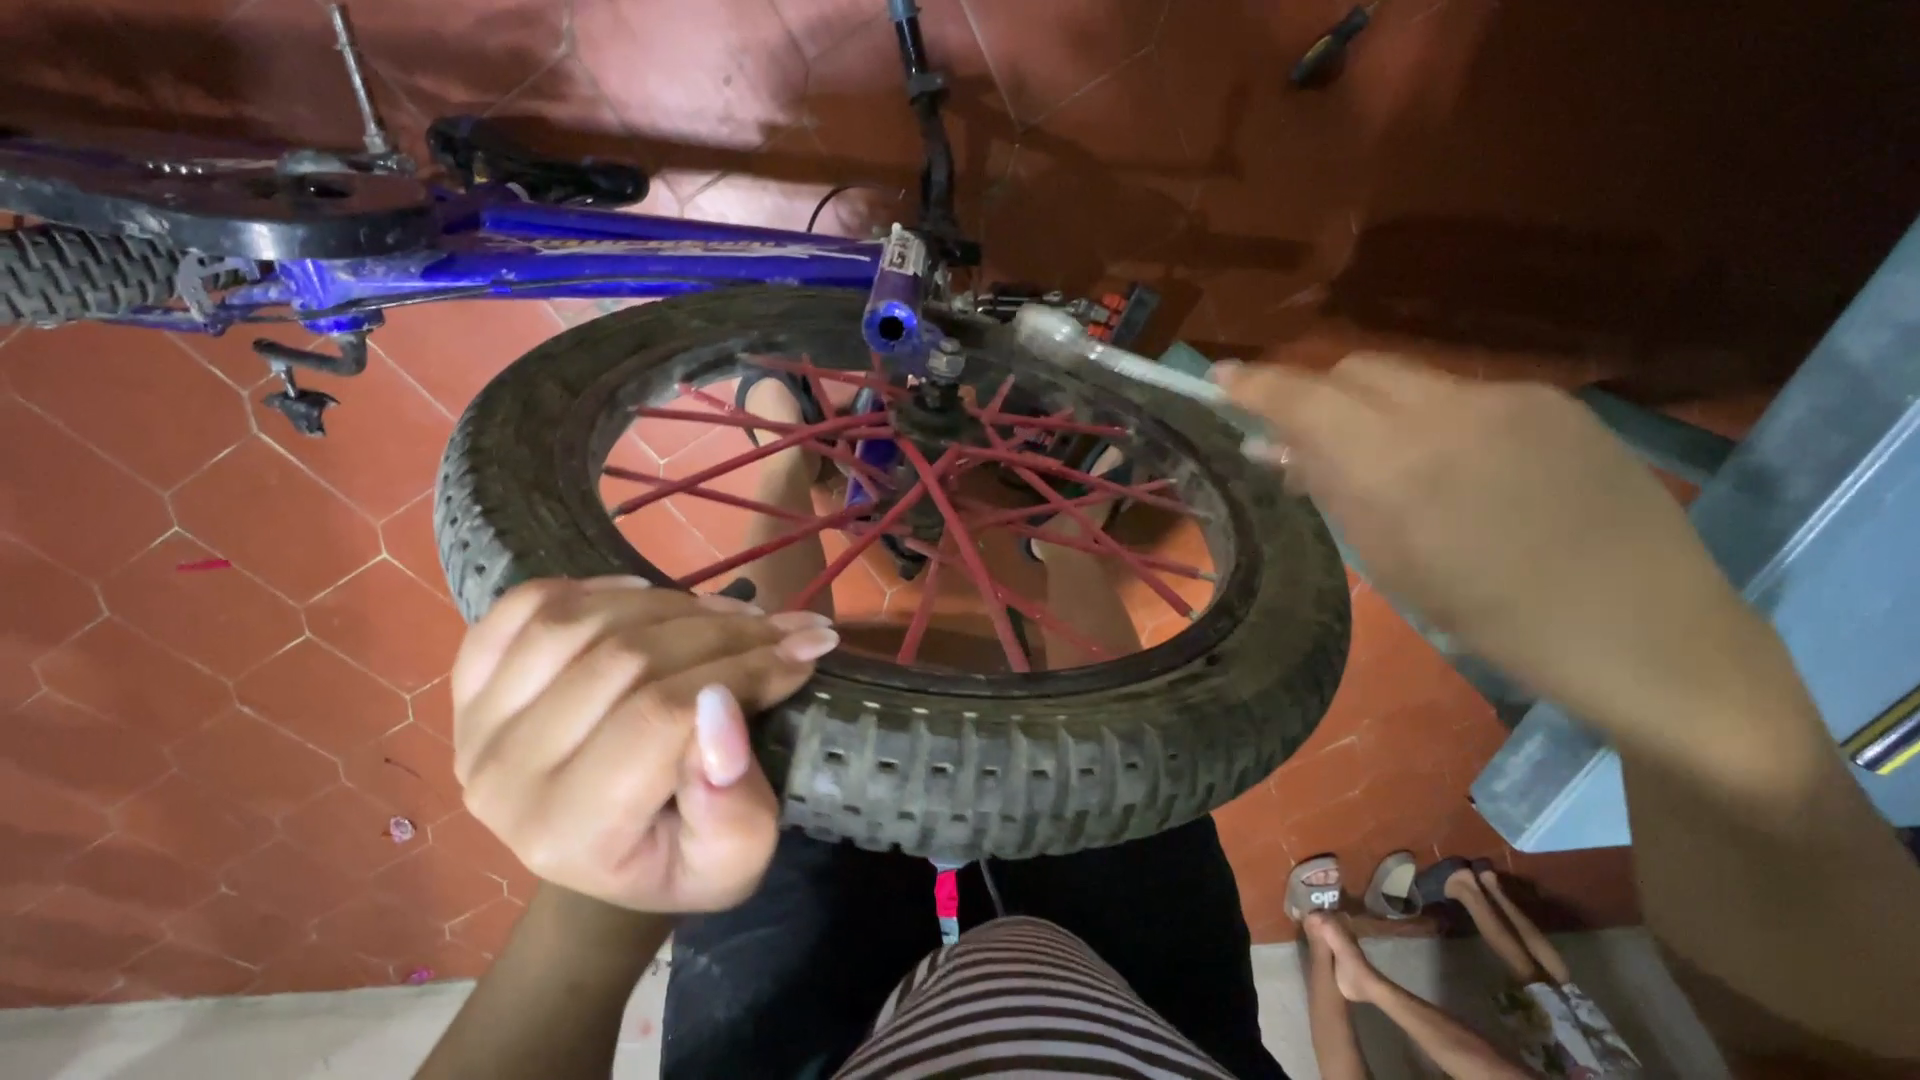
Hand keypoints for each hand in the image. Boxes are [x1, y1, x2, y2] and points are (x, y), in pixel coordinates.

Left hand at [449, 578, 838, 912]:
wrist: (606, 856)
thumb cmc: (679, 862)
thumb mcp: (733, 860)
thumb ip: (732, 804)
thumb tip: (722, 704)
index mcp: (568, 832)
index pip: (659, 719)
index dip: (742, 672)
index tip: (807, 651)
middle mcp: (502, 776)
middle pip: (624, 661)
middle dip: (722, 632)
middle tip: (785, 627)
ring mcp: (475, 724)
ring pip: (582, 622)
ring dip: (671, 603)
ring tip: (732, 615)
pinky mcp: (468, 686)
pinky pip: (525, 607)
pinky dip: (591, 588)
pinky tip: (643, 598)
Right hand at [1215, 354, 1753, 729]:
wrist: (1646, 631)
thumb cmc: (1495, 621)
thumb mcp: (1391, 564)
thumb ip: (1331, 492)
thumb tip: (1280, 448)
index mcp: (1396, 464)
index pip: (1302, 397)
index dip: (1253, 384)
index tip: (1219, 378)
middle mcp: (1447, 410)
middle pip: (1354, 368)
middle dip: (1318, 394)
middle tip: (1306, 439)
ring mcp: (1510, 397)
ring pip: (1410, 379)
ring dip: (1377, 408)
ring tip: (1391, 465)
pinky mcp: (1557, 401)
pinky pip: (1466, 395)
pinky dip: (1436, 420)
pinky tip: (1464, 471)